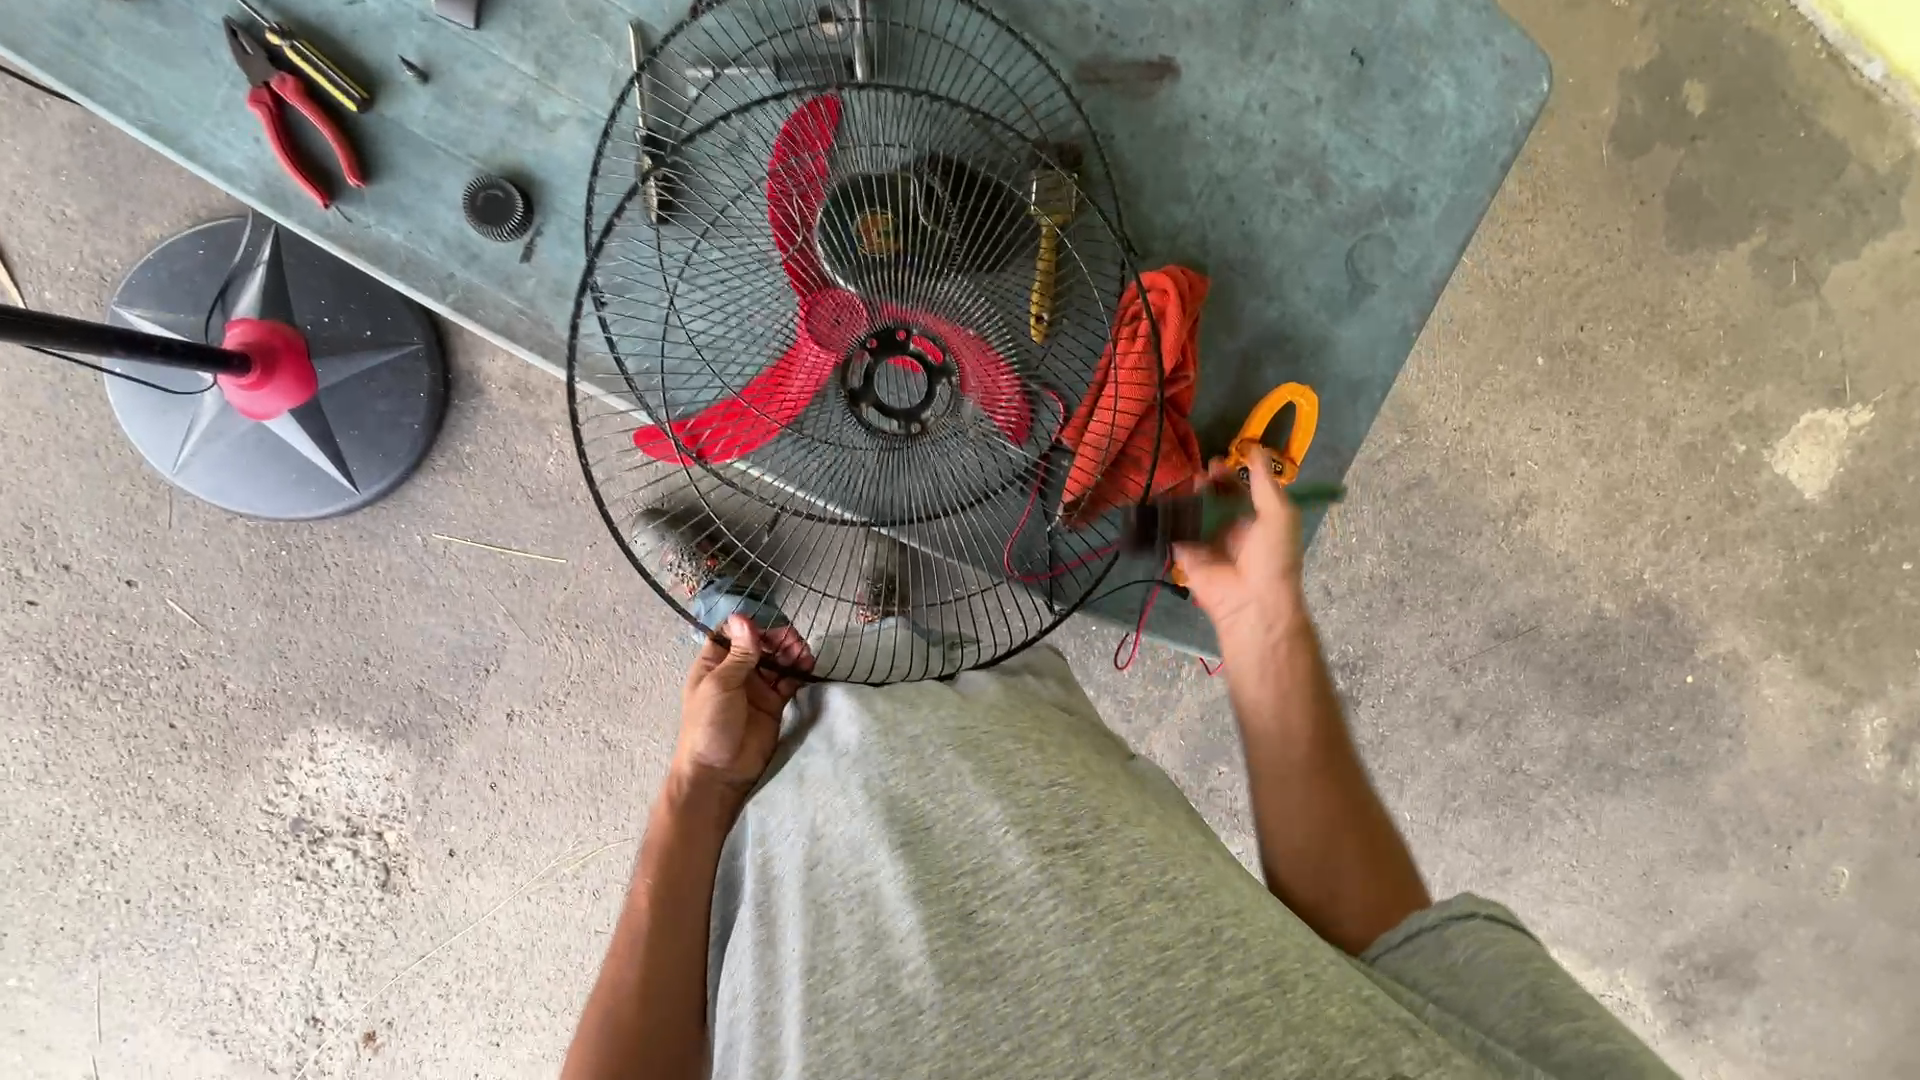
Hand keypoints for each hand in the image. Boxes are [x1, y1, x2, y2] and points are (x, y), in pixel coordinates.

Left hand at [673, 615, 813, 798]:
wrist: (718, 773)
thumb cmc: (709, 725)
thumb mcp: (720, 685)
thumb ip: (738, 653)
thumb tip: (743, 617)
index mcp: (714, 663)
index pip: (732, 633)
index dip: (750, 626)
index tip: (766, 627)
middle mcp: (736, 671)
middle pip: (760, 644)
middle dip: (777, 638)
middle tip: (792, 641)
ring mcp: (757, 687)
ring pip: (778, 660)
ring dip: (791, 652)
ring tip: (803, 654)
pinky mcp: (774, 703)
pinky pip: (789, 681)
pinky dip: (799, 671)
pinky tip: (807, 666)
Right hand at [1173, 448, 1311, 663]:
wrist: (1252, 600)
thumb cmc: (1272, 556)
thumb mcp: (1278, 513)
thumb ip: (1264, 482)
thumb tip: (1257, 449)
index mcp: (1256, 519)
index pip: (1240, 490)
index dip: (1230, 475)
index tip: (1217, 461)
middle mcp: (1230, 529)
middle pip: (1213, 500)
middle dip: (1206, 484)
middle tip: (1200, 473)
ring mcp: (1207, 542)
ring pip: (1192, 513)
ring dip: (1188, 499)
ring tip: (1185, 486)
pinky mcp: (1186, 556)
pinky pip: (1174, 534)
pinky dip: (1167, 521)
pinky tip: (1164, 504)